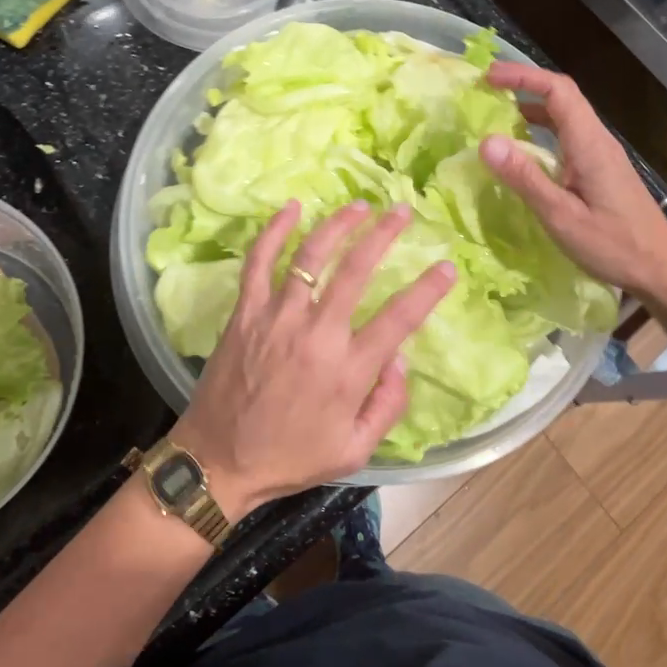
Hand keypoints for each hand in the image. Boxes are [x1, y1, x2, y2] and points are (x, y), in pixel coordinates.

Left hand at [171, 201, 454, 518]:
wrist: (219, 460)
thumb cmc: (290, 458)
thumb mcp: (355, 451)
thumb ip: (387, 406)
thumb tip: (400, 358)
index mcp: (348, 371)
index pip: (399, 318)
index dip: (428, 289)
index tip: (447, 266)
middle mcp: (316, 334)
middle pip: (356, 270)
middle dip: (384, 234)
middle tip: (402, 212)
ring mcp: (277, 318)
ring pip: (311, 256)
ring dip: (338, 225)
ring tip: (360, 206)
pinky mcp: (246, 312)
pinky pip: (259, 261)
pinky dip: (274, 231)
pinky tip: (290, 208)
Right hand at [478, 62, 666, 298]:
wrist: (662, 270)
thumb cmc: (613, 245)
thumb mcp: (561, 217)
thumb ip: (525, 178)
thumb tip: (486, 142)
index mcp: (590, 144)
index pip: (558, 90)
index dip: (523, 76)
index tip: (488, 77)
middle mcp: (598, 140)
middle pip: (562, 96)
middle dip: (524, 84)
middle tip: (486, 88)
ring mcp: (602, 154)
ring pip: (566, 115)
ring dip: (532, 106)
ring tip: (498, 112)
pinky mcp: (602, 169)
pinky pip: (569, 135)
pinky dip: (542, 129)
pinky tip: (524, 147)